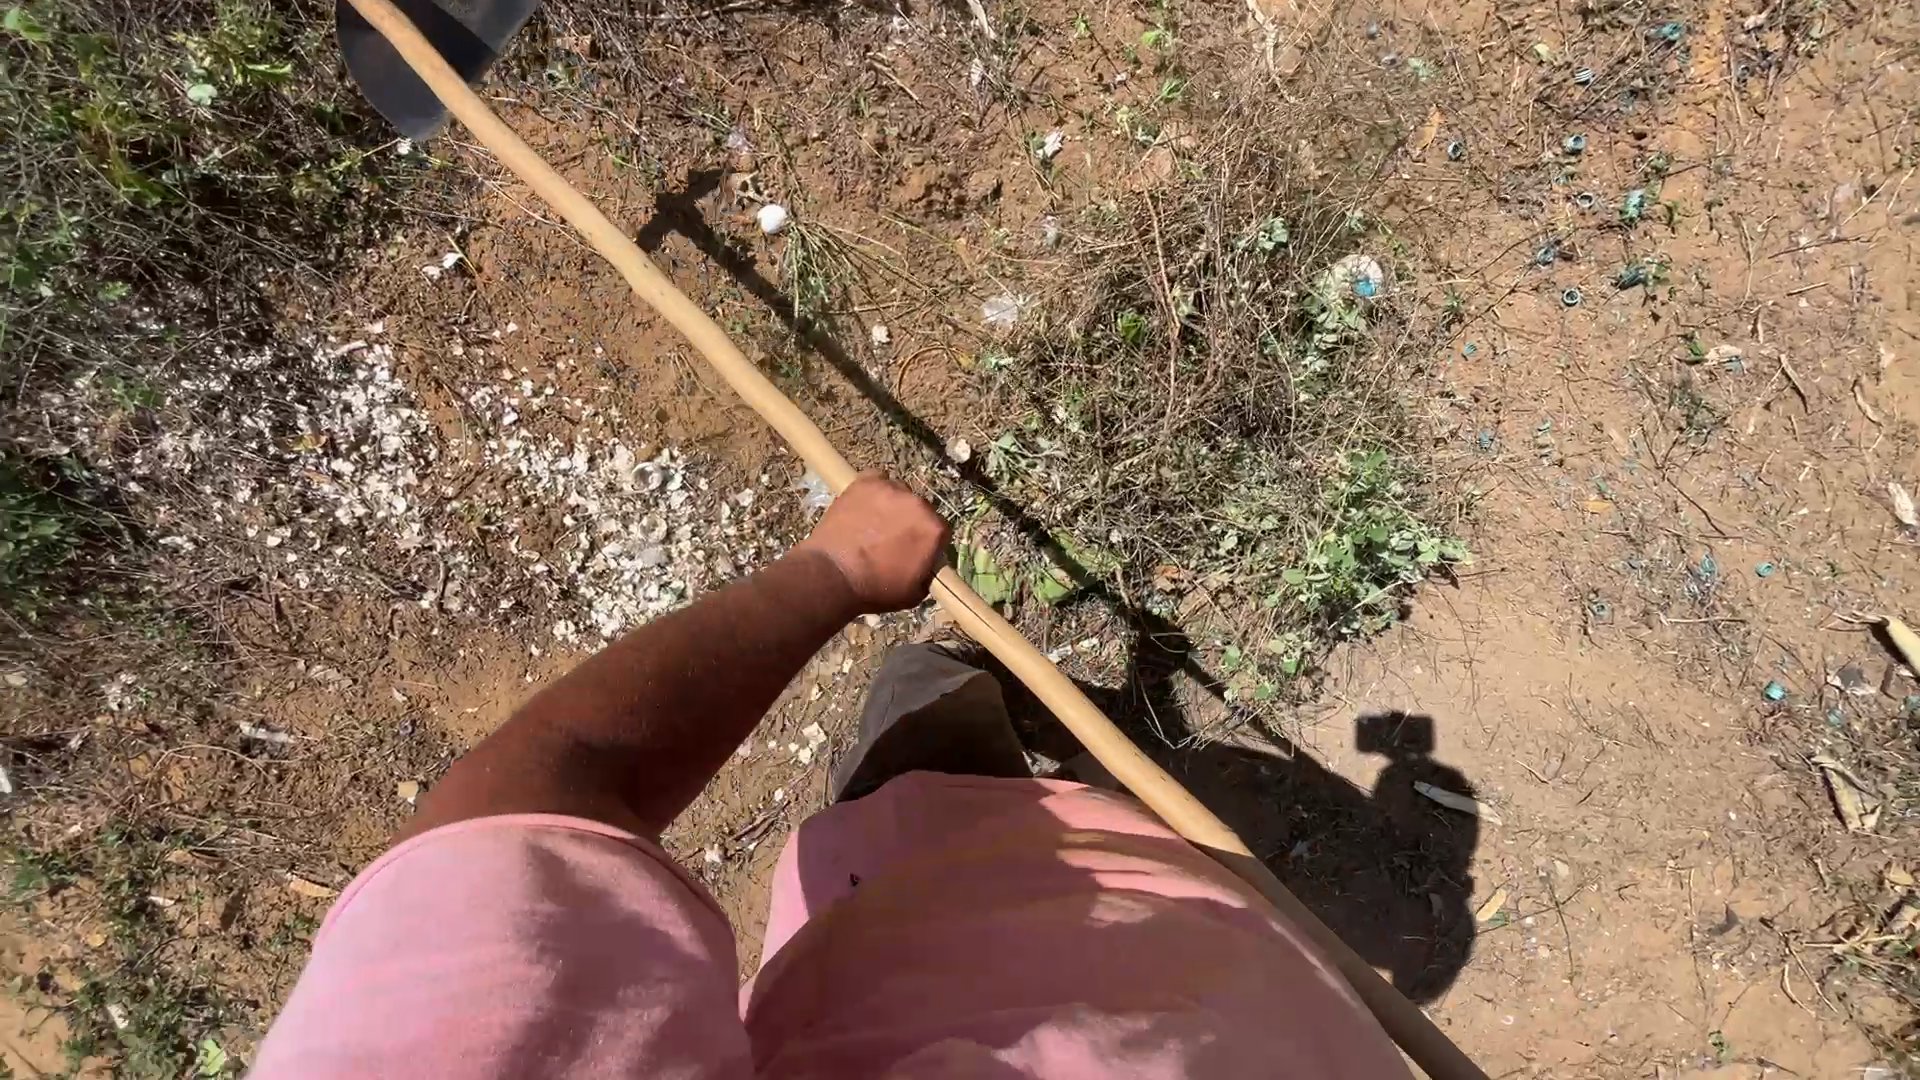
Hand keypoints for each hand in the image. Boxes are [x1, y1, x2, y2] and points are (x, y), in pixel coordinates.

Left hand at [795, 472, 950, 613]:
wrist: (832, 575)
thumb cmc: (875, 589)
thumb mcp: (915, 593)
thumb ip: (928, 572)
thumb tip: (928, 563)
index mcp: (935, 529)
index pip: (939, 530)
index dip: (926, 541)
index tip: (913, 550)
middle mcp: (919, 503)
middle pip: (920, 509)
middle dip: (909, 523)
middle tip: (890, 539)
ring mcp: (892, 489)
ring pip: (900, 494)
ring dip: (892, 506)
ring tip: (873, 524)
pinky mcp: (866, 482)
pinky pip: (878, 480)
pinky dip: (873, 491)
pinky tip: (864, 508)